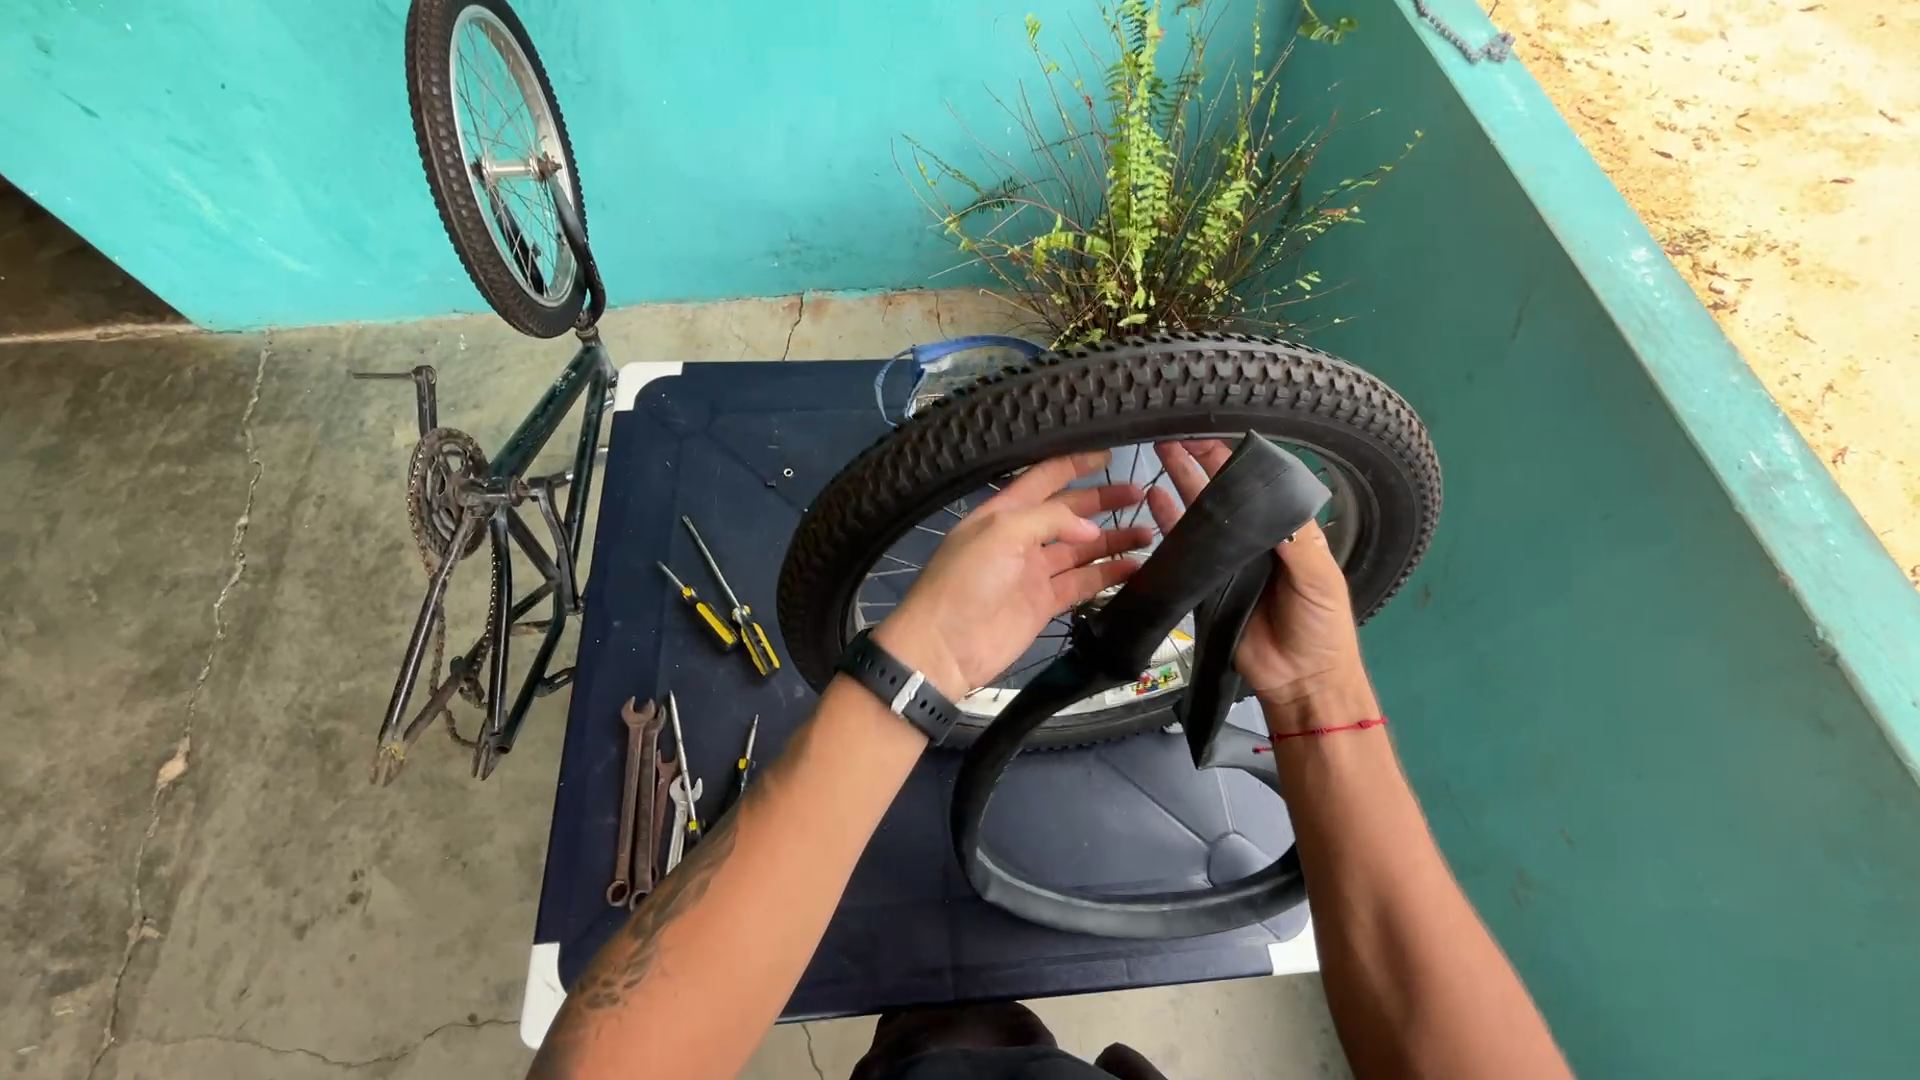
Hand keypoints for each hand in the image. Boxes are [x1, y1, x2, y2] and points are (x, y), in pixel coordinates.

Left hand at [874, 452, 1151, 700]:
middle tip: (1139, 494)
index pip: (1043, 479)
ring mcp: (1034, 571)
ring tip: (1148, 532)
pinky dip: (1108, 575)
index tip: (1107, 454)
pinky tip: (1135, 568)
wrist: (944, 646)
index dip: (1073, 465)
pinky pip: (1082, 583)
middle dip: (1102, 501)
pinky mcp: (1044, 602)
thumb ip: (1049, 520)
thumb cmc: (965, 581)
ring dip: (1112, 540)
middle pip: (1068, 512)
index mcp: (1003, 513)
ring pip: (1080, 548)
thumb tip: (1091, 529)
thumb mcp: (1001, 534)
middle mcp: (1021, 537)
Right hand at [1146, 440, 1376, 734]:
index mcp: (1284, 530)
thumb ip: (1297, 540)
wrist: (1300, 679)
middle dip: (1200, 460)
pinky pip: (1183, 548)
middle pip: (1222, 492)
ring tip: (1160, 450)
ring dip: (1180, 481)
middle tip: (1175, 432)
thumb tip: (1270, 499)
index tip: (1211, 432)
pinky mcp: (1203, 582)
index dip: (1234, 457)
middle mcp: (1252, 538)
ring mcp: (1225, 559)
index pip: (1257, 484)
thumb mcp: (1321, 578)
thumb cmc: (1322, 626)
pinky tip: (1153, 498)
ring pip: (1199, 513)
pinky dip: (1168, 522)